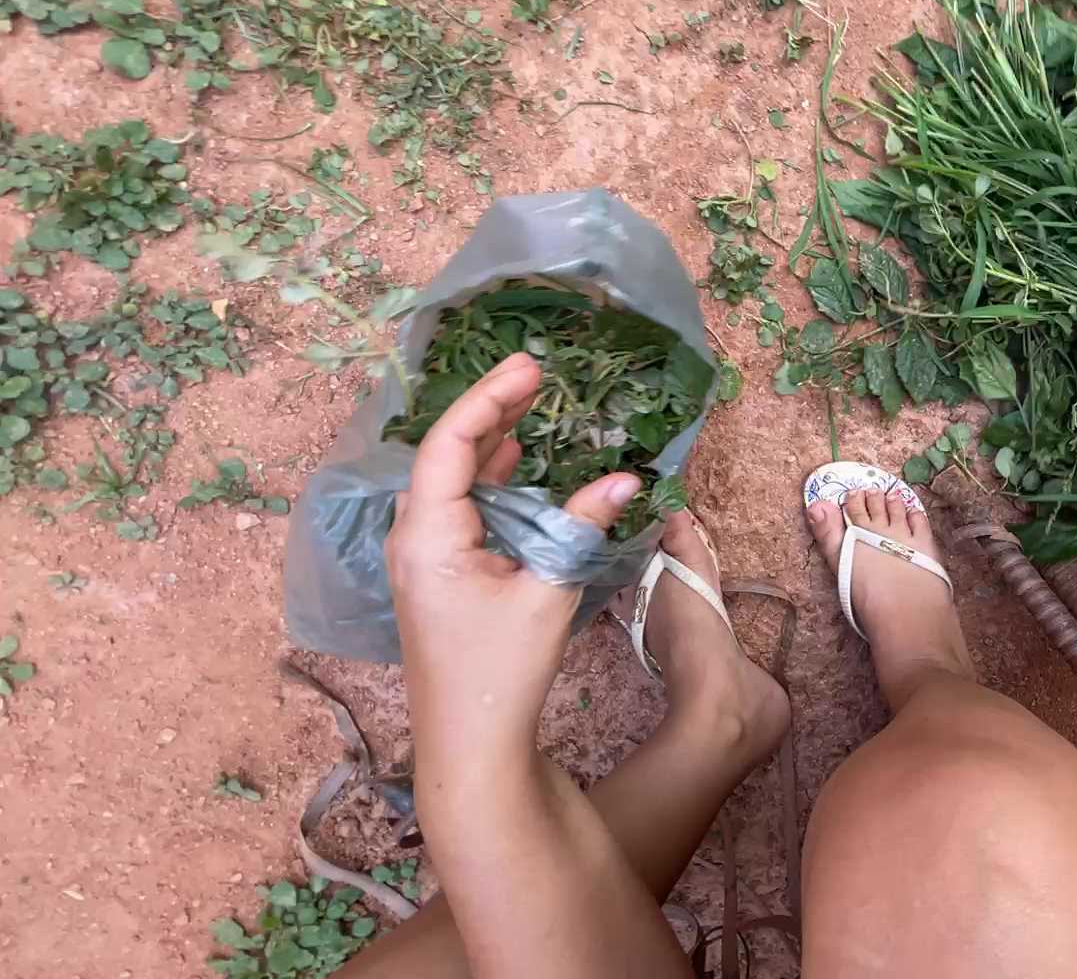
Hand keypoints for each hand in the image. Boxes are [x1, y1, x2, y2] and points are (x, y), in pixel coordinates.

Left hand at [385, 353, 642, 772]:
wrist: (472, 739)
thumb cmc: (502, 668)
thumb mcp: (549, 589)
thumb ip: (583, 525)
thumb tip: (628, 477)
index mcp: (429, 536)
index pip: (451, 446)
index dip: (488, 399)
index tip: (529, 367)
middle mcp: (417, 537)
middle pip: (449, 455)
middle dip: (492, 409)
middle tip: (535, 373)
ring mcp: (429, 555)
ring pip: (458, 480)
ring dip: (494, 440)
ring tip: (531, 403)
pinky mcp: (447, 571)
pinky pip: (469, 506)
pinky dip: (497, 476)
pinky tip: (522, 462)